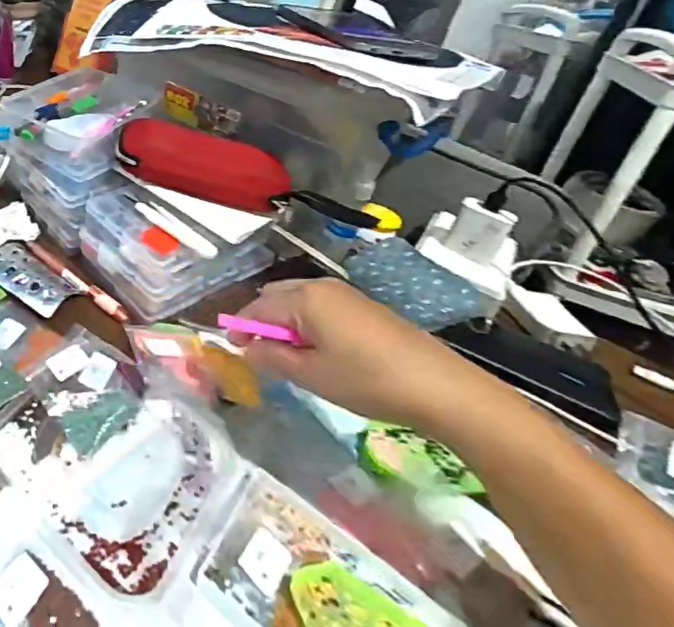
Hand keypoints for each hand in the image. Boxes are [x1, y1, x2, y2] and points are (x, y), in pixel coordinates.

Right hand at [228, 279, 502, 432]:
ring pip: (297, 299)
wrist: (439, 386)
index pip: (257, 308)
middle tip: (262, 355)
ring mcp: (344, 293)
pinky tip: (320, 350)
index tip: (234, 351)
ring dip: (285, 322)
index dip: (240, 328)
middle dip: (262, 322)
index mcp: (303, 298)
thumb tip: (248, 349)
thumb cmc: (368, 380)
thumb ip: (273, 359)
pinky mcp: (363, 305)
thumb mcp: (313, 376)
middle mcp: (320, 286)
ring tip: (291, 356)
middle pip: (275, 297)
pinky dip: (307, 322)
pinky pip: (319, 305)